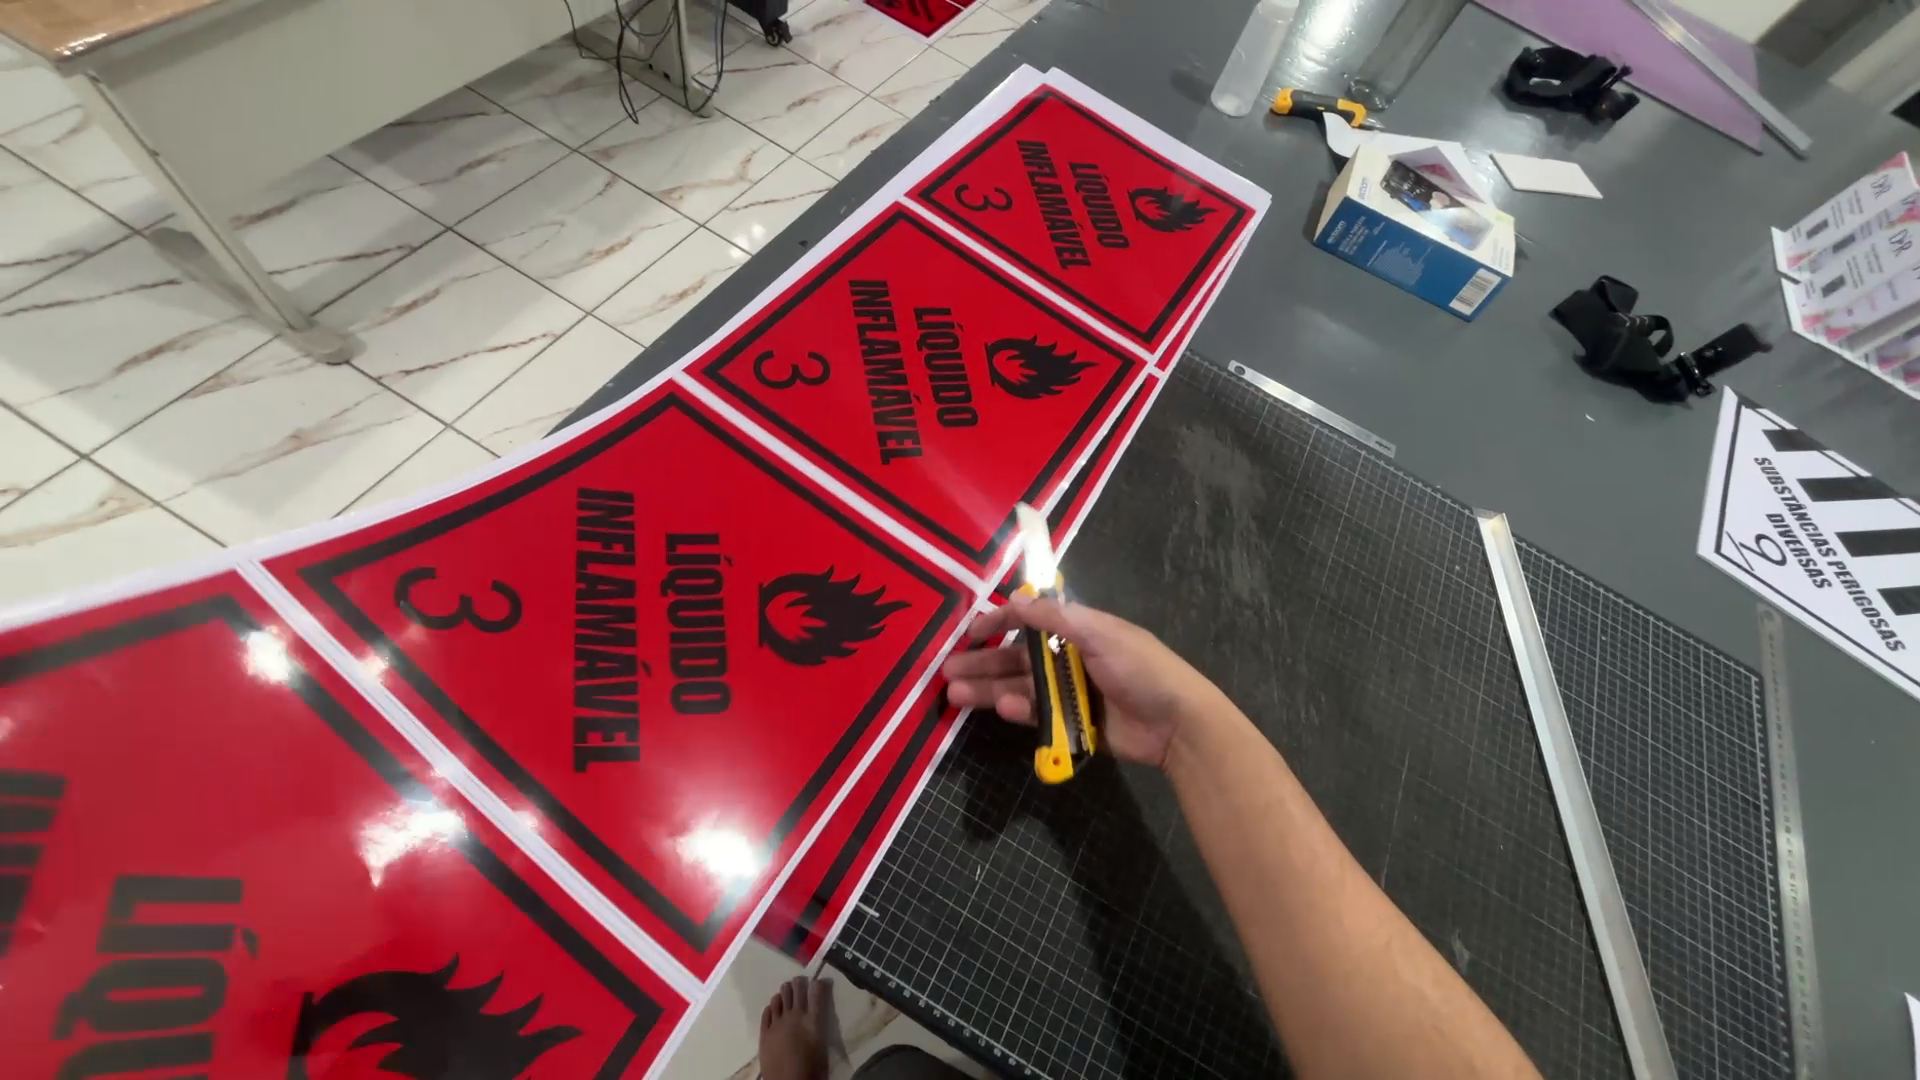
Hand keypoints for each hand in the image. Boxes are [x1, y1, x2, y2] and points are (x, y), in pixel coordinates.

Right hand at [941, 593, 1229, 770]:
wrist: (1177, 723)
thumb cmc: (1141, 669)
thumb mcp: (1100, 634)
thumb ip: (1056, 617)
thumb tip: (1015, 596)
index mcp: (1078, 631)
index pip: (1030, 622)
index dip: (1000, 624)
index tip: (972, 632)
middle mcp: (1069, 659)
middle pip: (1017, 659)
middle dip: (983, 663)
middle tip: (948, 670)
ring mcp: (1069, 693)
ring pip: (1020, 688)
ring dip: (990, 689)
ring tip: (957, 695)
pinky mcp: (1072, 724)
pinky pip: (1038, 715)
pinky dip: (1019, 711)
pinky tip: (1004, 709)